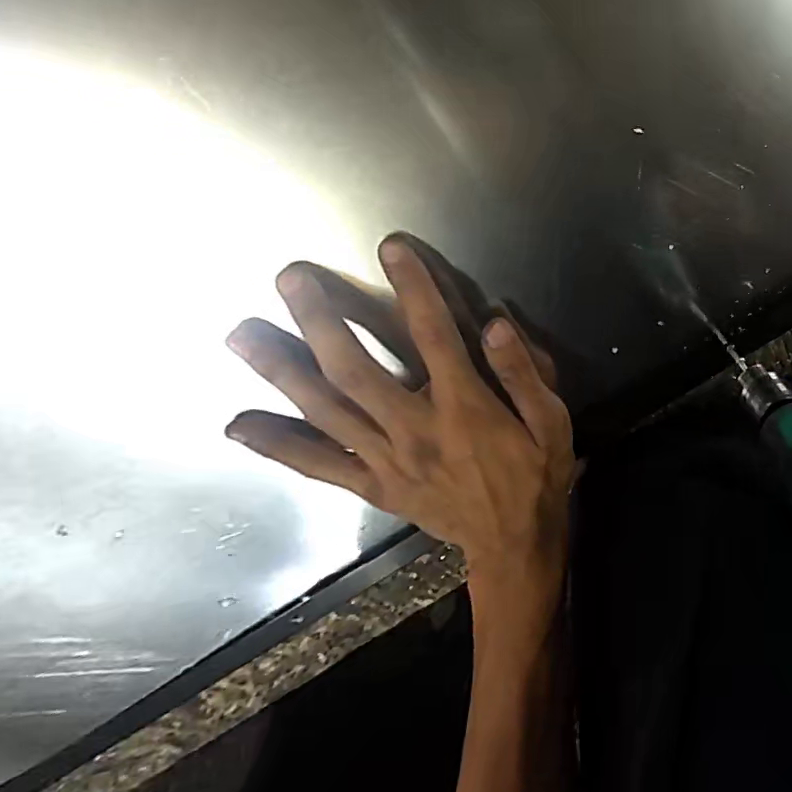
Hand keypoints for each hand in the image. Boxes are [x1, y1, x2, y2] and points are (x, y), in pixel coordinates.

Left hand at [224, 236, 575, 612]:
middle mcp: (415, 429)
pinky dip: (278, 445)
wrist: (514, 543)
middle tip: (289, 279)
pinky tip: (238, 425)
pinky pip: (320, 465)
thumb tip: (495, 323)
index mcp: (463, 408)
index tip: (391, 248)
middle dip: (321, 321)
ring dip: (282, 370)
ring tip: (241, 334)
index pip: (433, 335)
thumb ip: (524, 373)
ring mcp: (388, 460)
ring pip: (327, 411)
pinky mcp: (374, 486)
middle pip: (356, 370)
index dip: (414, 288)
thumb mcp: (552, 422)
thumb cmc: (536, 475)